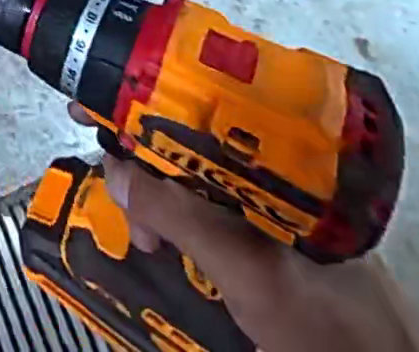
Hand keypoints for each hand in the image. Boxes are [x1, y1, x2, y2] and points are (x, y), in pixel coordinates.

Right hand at [76, 110, 416, 350]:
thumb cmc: (324, 322)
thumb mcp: (248, 269)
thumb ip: (181, 216)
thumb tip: (114, 170)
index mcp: (275, 151)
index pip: (198, 102)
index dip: (142, 96)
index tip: (93, 100)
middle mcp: (264, 165)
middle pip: (181, 135)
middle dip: (137, 157)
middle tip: (118, 196)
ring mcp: (260, 201)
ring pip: (183, 174)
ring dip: (149, 197)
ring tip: (145, 242)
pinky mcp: (254, 235)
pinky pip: (194, 208)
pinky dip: (167, 220)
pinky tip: (157, 245)